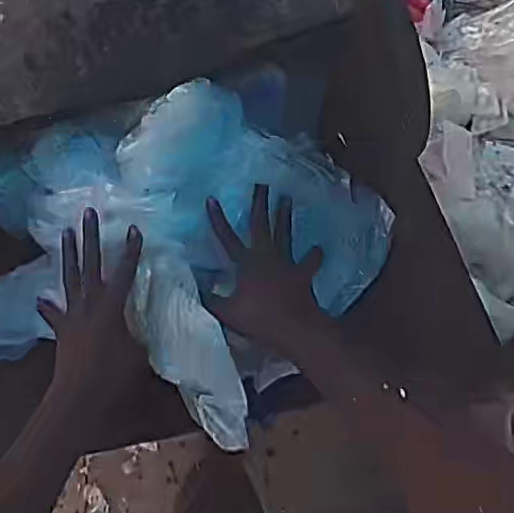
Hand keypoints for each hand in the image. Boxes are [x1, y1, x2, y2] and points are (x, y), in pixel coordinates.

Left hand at [37, 209, 145, 424]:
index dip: (131, 250)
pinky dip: (48, 306)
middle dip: (90, 236)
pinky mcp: (62, 330)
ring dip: (68, 254)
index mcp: (111, 306)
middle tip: (88, 212)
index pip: (125, 271)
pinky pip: (53, 313)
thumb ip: (141, 338)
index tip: (134, 227)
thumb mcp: (139, 356)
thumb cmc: (114, 378)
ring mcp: (72, 315)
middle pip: (90, 262)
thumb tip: (145, 332)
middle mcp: (89, 303)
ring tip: (65, 232)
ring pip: (69, 277)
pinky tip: (40, 298)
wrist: (78, 400)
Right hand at [205, 184, 330, 359]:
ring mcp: (286, 263)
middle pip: (261, 224)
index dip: (217, 218)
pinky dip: (314, 255)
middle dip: (260, 203)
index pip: (226, 236)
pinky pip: (310, 262)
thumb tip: (195, 285)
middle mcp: (266, 255)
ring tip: (287, 199)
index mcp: (246, 262)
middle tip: (262, 184)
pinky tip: (318, 248)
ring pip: (284, 234)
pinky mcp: (303, 274)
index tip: (211, 199)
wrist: (295, 327)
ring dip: (285, 216)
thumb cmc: (259, 318)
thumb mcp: (226, 311)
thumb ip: (209, 298)